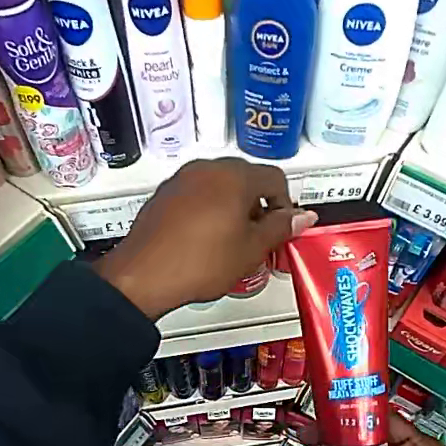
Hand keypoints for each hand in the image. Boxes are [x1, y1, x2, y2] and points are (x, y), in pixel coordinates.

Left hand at [93, 158, 316, 319]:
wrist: (145, 277)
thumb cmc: (196, 262)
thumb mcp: (252, 249)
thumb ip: (281, 227)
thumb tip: (301, 217)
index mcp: (234, 176)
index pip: (275, 179)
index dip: (286, 206)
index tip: (283, 227)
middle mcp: (207, 169)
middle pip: (248, 179)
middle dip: (259, 207)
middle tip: (262, 237)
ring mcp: (182, 180)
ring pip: (221, 186)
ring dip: (234, 209)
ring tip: (234, 242)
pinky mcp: (165, 195)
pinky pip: (198, 195)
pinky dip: (210, 211)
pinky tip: (208, 241)